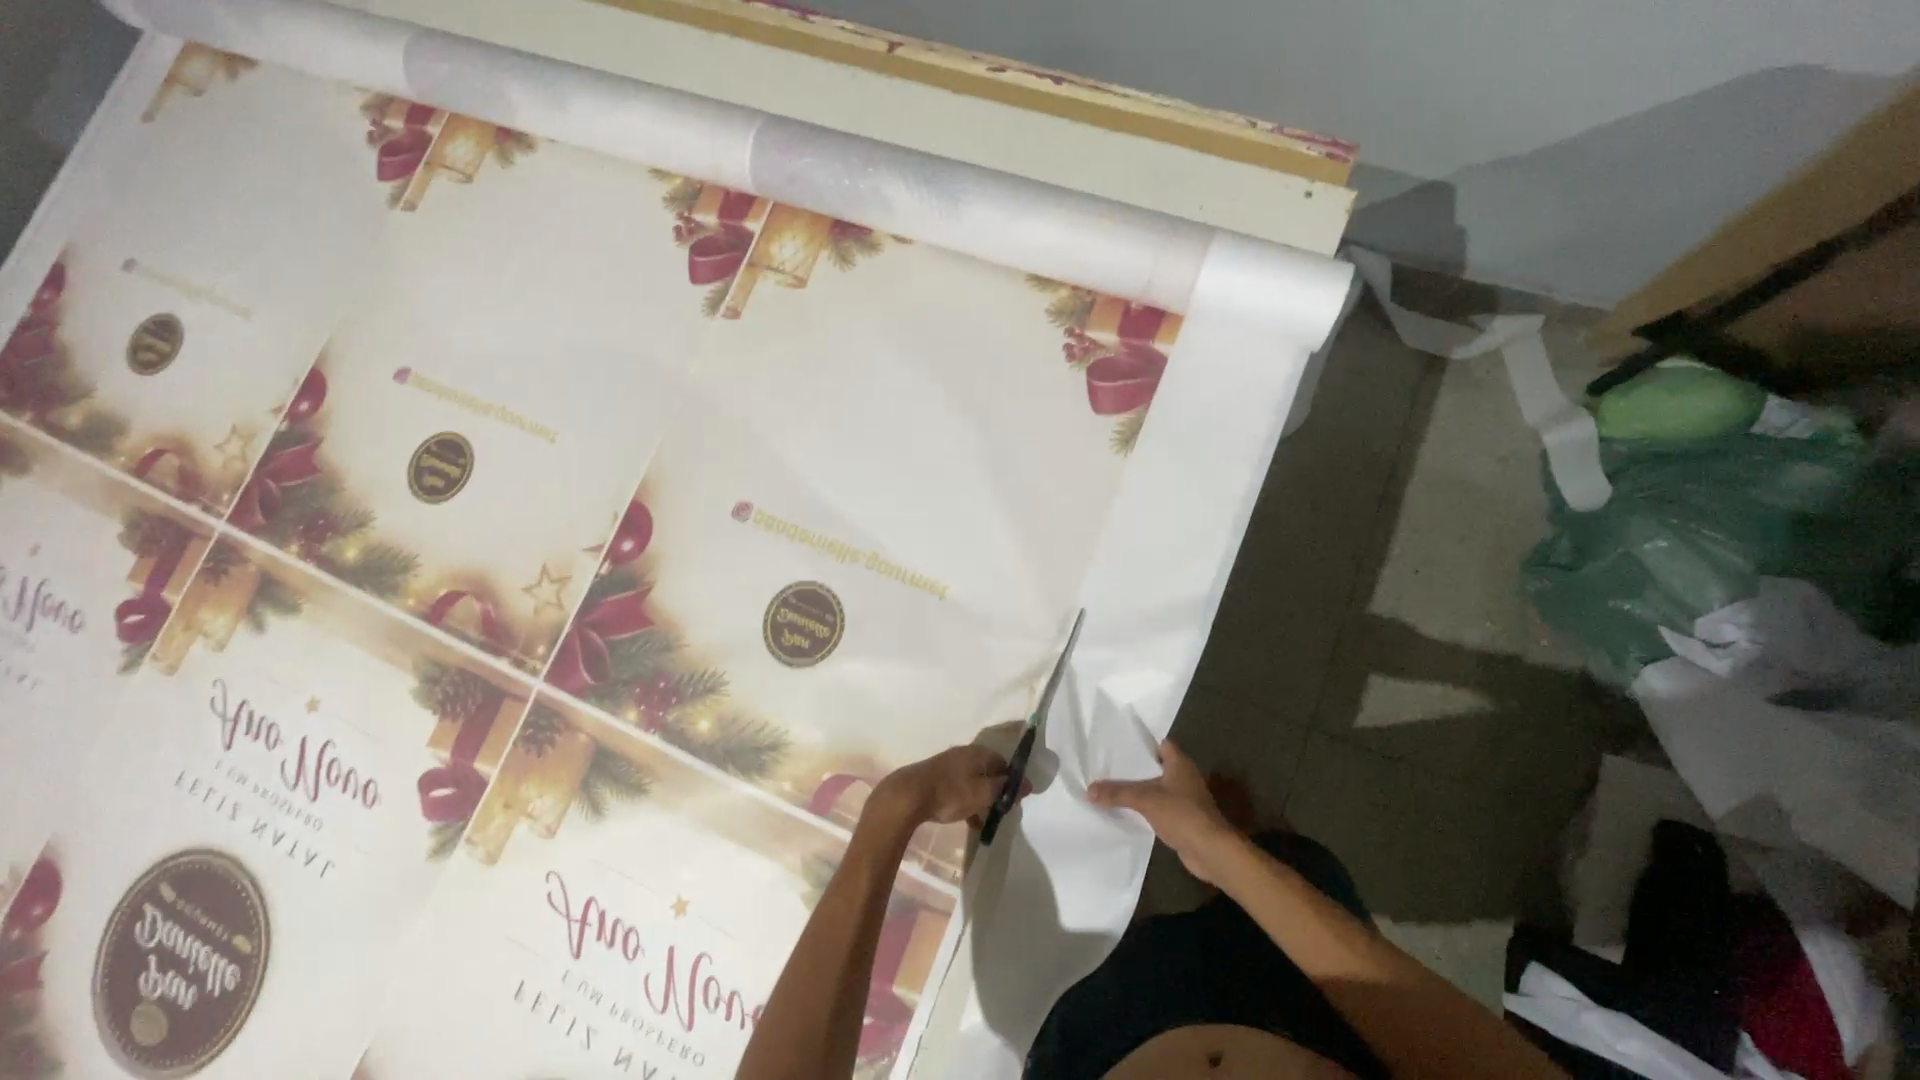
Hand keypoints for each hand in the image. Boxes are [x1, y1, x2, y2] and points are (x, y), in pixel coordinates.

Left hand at [870, 745, 1017, 828]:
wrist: (908, 796)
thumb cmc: (951, 793)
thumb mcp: (984, 793)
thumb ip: (1005, 788)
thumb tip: (1027, 784)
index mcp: (978, 753)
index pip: (1003, 763)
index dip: (1011, 781)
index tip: (1014, 800)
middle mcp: (963, 754)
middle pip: (987, 772)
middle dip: (995, 792)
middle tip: (999, 811)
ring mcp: (947, 766)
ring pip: (971, 782)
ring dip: (980, 800)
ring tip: (983, 821)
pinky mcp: (934, 779)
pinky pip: (957, 790)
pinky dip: (965, 803)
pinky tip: (966, 822)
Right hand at [1088, 739, 1242, 883]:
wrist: (1210, 851)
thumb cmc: (1182, 814)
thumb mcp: (1146, 799)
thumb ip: (1117, 793)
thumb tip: (1088, 790)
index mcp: (1179, 763)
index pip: (1158, 743)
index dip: (1139, 741)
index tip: (1116, 741)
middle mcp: (1182, 776)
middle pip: (1153, 766)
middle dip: (1131, 766)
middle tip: (1104, 763)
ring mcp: (1182, 798)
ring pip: (1153, 787)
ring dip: (1135, 788)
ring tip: (1107, 785)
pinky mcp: (1179, 817)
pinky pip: (1155, 806)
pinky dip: (1141, 807)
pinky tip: (1122, 809)